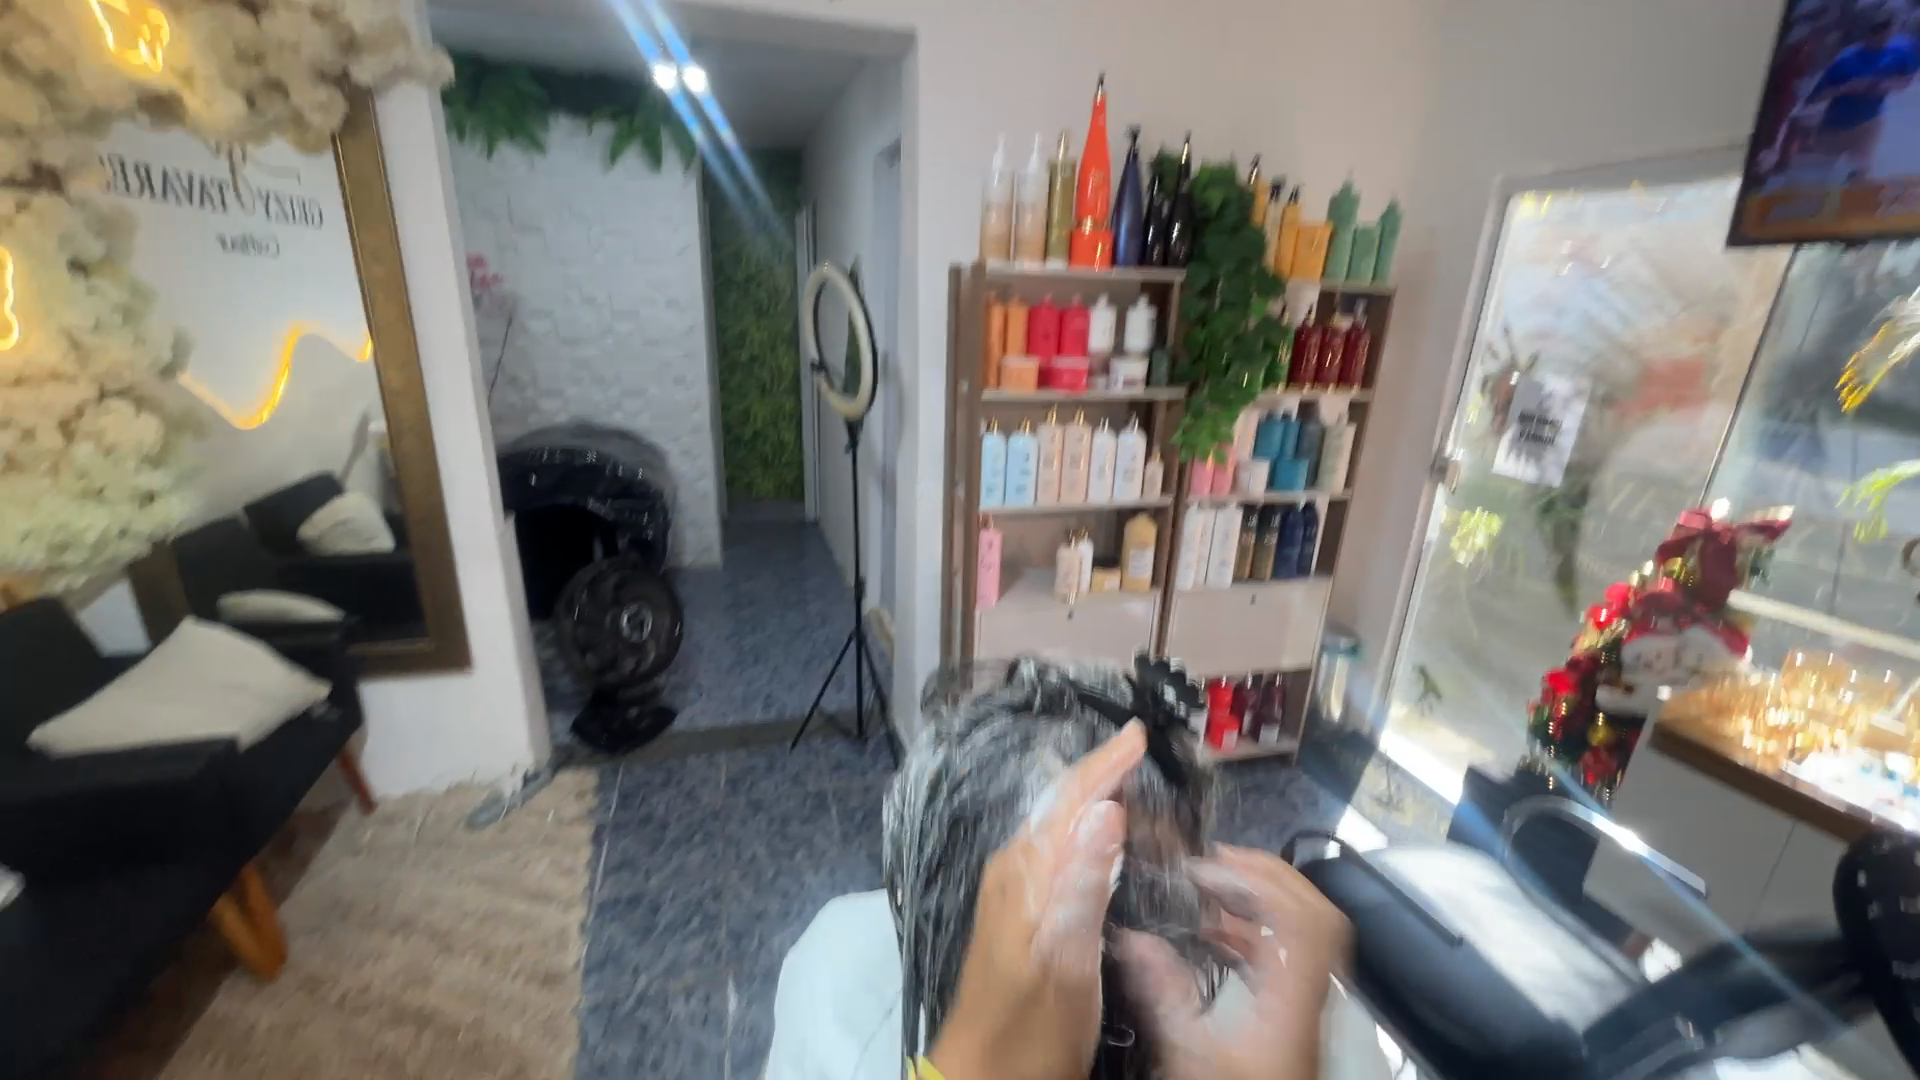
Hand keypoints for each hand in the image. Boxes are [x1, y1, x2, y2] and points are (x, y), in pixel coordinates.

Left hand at [928, 721, 1146, 1079]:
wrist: (982, 1072)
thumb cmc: (1031, 1024)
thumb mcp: (1066, 958)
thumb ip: (1084, 882)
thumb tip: (1108, 807)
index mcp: (1027, 869)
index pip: (1071, 800)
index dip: (1105, 764)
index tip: (1139, 733)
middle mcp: (1015, 865)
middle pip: (1061, 803)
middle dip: (1099, 770)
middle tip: (1139, 747)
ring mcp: (1014, 884)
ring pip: (1057, 823)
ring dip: (1091, 794)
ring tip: (1126, 775)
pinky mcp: (1018, 904)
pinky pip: (1054, 846)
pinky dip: (1082, 827)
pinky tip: (1099, 833)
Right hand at [1116, 846, 1350, 1079]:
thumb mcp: (1188, 1054)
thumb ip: (1163, 993)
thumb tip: (1133, 938)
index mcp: (1291, 1006)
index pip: (1304, 924)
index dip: (1262, 882)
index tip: (1210, 870)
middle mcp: (1309, 999)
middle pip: (1316, 916)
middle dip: (1266, 875)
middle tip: (1215, 861)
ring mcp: (1306, 1006)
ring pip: (1305, 932)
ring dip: (1260, 898)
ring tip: (1211, 886)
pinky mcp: (1294, 1015)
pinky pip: (1286, 955)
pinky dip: (1254, 930)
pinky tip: (1213, 934)